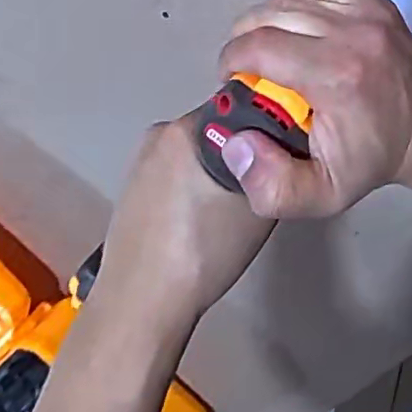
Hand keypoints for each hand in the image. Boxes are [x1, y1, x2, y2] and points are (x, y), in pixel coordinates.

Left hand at [89, 117, 276, 327]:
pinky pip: (176, 170)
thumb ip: (272, 162)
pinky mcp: (132, 187)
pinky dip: (192, 184)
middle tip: (254, 183)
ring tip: (224, 208)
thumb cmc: (200, 253)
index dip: (264, 128)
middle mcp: (160, 134)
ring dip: (216, 166)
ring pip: (198, 149)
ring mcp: (141, 161)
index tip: (276, 152)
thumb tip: (279, 147)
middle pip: (218, 126)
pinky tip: (199, 217)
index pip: (241, 105)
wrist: (142, 305)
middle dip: (240, 147)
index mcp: (186, 129)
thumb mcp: (258, 202)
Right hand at [215, 0, 411, 218]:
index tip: (235, 83)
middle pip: (268, 16)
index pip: (259, 48)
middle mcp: (352, 34)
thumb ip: (272, 186)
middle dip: (244, 41)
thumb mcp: (323, 194)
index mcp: (336, 77)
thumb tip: (237, 143)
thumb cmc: (372, 158)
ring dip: (269, 20)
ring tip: (274, 49)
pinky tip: (305, 21)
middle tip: (250, 70)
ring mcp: (366, 10)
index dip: (232, 63)